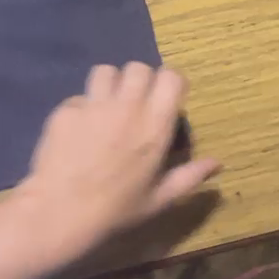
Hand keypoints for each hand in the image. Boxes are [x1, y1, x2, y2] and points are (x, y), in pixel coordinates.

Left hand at [9, 63, 219, 270]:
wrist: (61, 211)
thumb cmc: (116, 210)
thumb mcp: (159, 199)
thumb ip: (189, 176)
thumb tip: (217, 163)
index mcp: (154, 126)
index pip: (171, 77)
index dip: (170, 83)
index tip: (166, 98)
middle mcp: (126, 107)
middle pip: (138, 67)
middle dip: (139, 80)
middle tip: (135, 103)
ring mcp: (93, 105)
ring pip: (105, 71)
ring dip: (110, 84)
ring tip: (107, 106)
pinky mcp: (65, 110)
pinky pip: (78, 96)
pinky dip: (82, 107)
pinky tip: (78, 129)